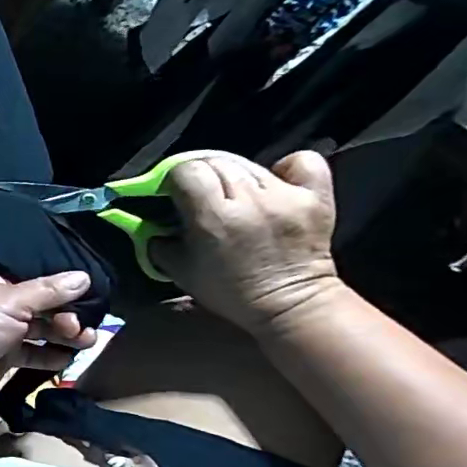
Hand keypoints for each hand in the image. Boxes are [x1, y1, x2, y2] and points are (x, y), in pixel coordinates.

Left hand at [0, 271, 96, 397]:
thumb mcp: (12, 301)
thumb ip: (49, 291)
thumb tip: (84, 277)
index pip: (40, 282)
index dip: (65, 289)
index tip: (92, 297)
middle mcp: (3, 304)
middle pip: (45, 307)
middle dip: (68, 316)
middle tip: (82, 327)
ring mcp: (5, 331)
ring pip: (43, 331)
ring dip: (65, 335)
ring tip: (86, 341)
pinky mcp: (7, 356)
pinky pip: (35, 353)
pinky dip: (52, 355)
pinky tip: (68, 357)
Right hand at [148, 151, 344, 335]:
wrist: (289, 305)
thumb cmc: (227, 290)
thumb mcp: (178, 269)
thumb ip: (156, 240)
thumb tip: (150, 220)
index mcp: (214, 218)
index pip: (187, 171)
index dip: (175, 178)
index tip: (173, 193)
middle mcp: (251, 200)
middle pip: (215, 162)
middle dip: (201, 174)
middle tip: (198, 194)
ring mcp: (286, 196)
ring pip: (249, 163)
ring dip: (234, 175)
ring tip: (233, 195)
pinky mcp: (316, 196)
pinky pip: (301, 161)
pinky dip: (285, 167)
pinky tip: (275, 182)